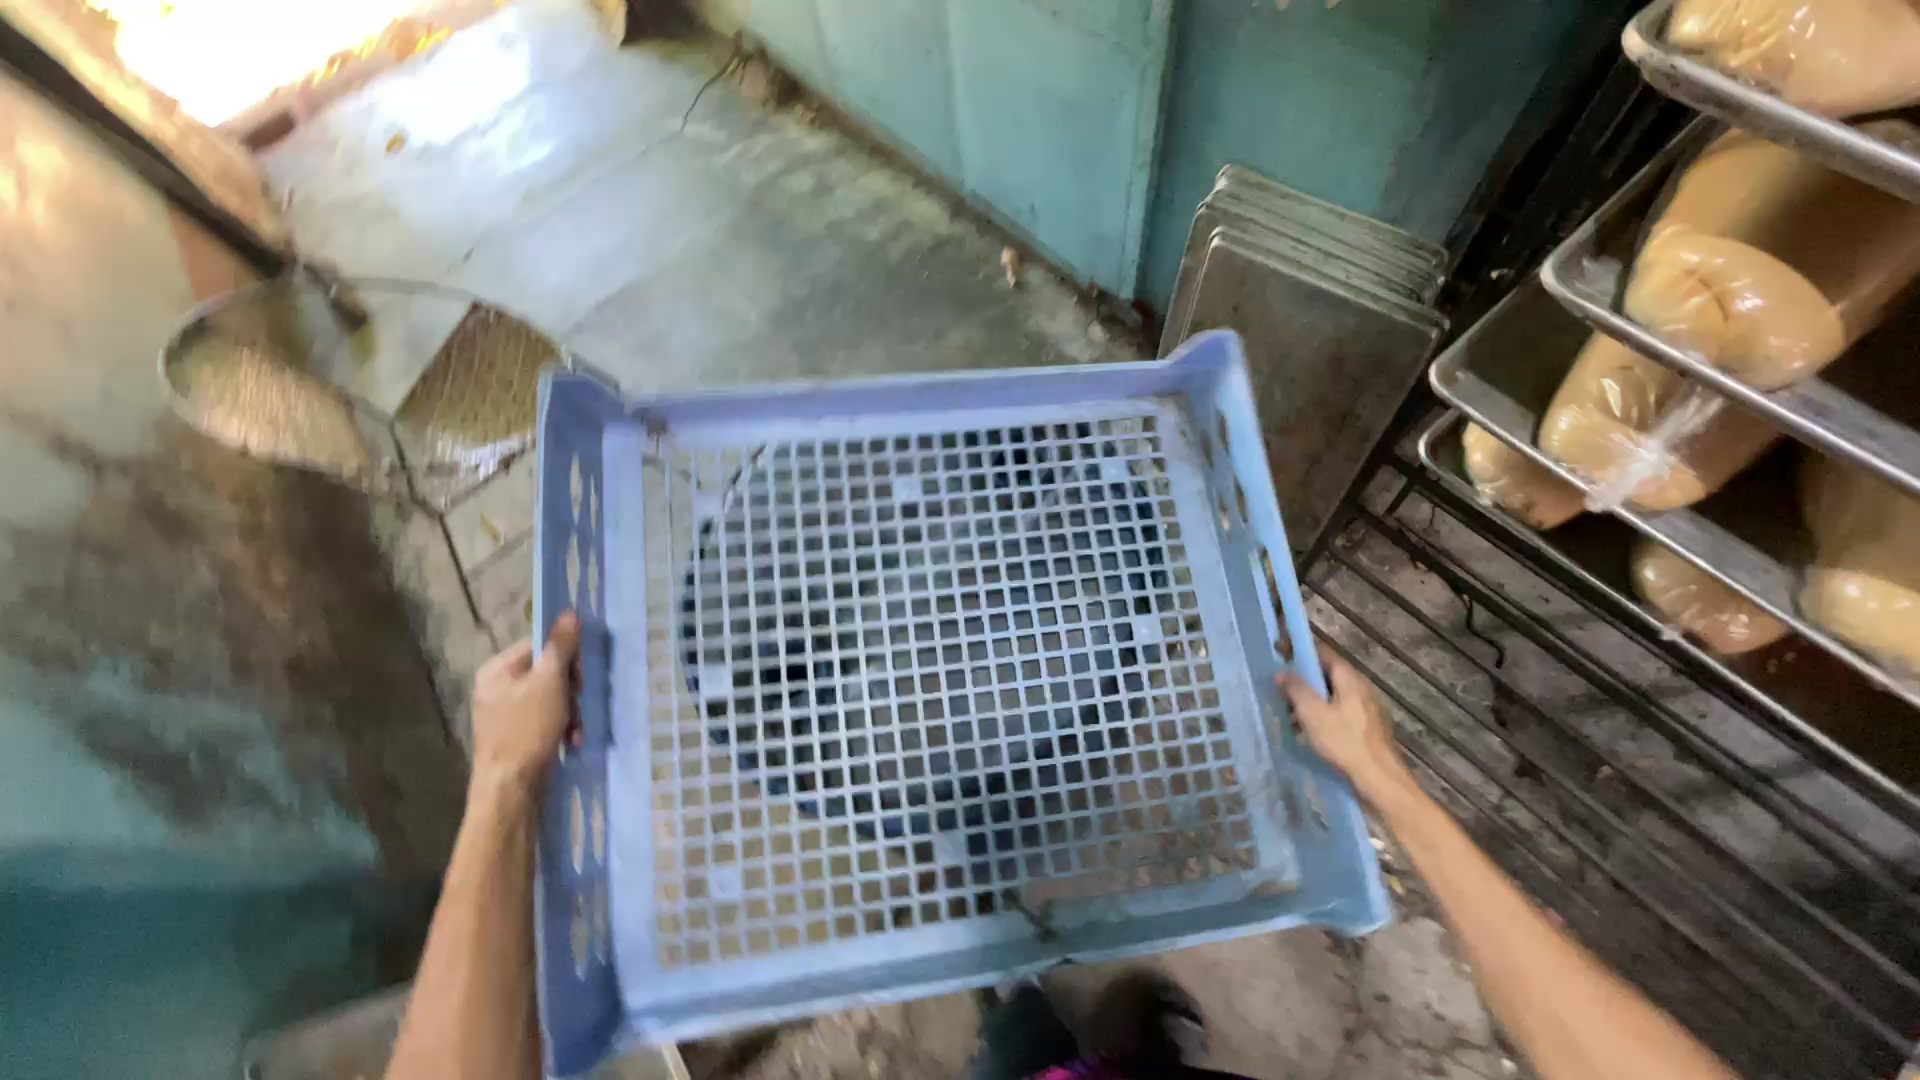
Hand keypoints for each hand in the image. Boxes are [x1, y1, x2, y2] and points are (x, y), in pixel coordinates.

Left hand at [470, 612, 579, 797]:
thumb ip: (561, 646)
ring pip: (552, 697)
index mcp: (497, 670)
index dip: (566, 657)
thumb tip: (569, 612)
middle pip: (548, 671)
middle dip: (571, 690)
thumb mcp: (550, 682)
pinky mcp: (517, 735)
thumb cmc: (527, 729)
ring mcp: (506, 713)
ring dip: (572, 711)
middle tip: (579, 703)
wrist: (510, 788)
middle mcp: (497, 688)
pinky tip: (570, 741)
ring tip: (575, 729)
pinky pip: (547, 719)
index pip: (539, 645)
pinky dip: (563, 727)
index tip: (581, 676)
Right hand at [1278, 647, 1411, 798]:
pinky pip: (1338, 711)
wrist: (1380, 779)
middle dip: (1301, 680)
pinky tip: (1308, 731)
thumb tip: (1281, 672)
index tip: (1277, 653)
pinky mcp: (1366, 726)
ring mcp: (1366, 707)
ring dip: (1309, 700)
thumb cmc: (1344, 742)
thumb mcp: (1313, 714)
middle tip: (1279, 689)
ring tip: (1289, 715)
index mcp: (1349, 679)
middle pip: (1326, 674)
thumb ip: (1296, 689)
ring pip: (1331, 695)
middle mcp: (1360, 687)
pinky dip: (1321, 714)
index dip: (1298, 651)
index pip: (1322, 653)